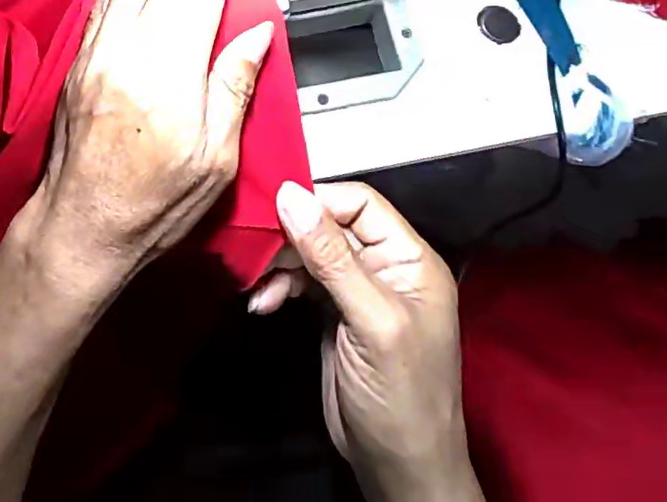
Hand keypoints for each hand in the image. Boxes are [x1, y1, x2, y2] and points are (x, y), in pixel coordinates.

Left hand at [24, 0, 274, 283]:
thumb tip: (256, 35)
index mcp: (171, 79)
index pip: (199, 0)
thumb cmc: (156, 201)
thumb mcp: (216, 157)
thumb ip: (234, 87)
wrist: (81, 228)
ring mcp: (97, 56)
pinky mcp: (79, 64)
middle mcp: (129, 56)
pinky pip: (102, 2)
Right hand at [259, 181, 481, 501]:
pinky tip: (264, 303)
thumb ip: (333, 259)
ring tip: (257, 287)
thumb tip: (292, 195)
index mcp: (409, 256)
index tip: (275, 206)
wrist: (400, 472)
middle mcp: (386, 265)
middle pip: (333, 227)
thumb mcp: (372, 321)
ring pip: (314, 254)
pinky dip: (282, 288)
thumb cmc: (402, 394)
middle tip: (257, 251)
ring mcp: (360, 290)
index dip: (320, 200)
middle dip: (294, 236)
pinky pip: (305, 284)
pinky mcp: (337, 315)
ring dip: (282, 265)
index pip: (362, 205)